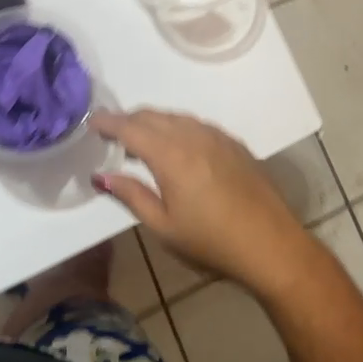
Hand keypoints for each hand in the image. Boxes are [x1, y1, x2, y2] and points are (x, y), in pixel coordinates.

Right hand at [91, 109, 324, 299]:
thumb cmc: (211, 243)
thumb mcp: (163, 226)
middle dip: (129, 120)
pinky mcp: (234, 145)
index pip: (131, 128)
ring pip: (177, 118)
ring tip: (140, 141)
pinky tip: (177, 147)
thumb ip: (131, 195)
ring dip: (154, 122)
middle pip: (153, 116)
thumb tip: (100, 176)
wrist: (271, 245)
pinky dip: (178, 127)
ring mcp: (218, 137)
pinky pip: (197, 125)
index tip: (91, 122)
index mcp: (171, 155)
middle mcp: (193, 136)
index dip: (108, 122)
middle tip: (111, 133)